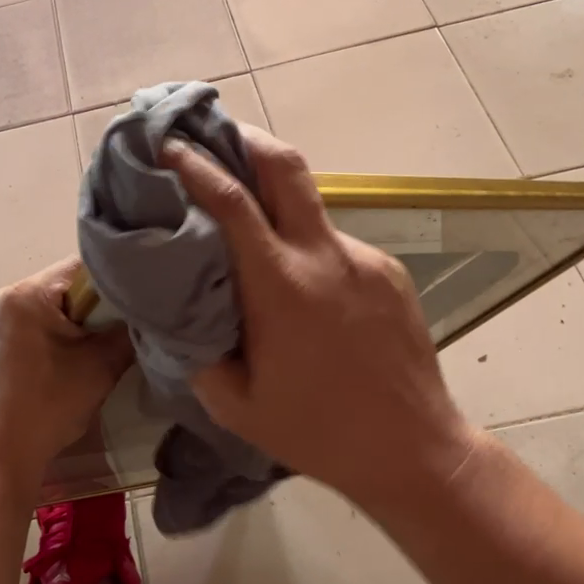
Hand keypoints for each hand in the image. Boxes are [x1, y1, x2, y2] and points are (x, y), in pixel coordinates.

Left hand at [0, 257, 135, 484]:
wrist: (4, 454)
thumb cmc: (49, 404)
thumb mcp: (100, 366)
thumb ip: (126, 332)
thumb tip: (147, 316)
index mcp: (25, 293)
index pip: (81, 268)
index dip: (114, 283)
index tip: (135, 304)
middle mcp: (5, 298)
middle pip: (65, 288)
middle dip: (95, 308)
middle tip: (122, 328)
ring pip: (51, 309)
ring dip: (77, 325)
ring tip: (101, 347)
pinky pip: (35, 327)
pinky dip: (58, 338)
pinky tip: (72, 362)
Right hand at [162, 127, 480, 509]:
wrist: (414, 449)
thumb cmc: (316, 432)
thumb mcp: (234, 403)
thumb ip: (197, 347)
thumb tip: (175, 309)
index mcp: (281, 286)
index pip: (233, 202)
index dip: (196, 165)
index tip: (169, 145)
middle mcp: (325, 256)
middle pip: (286, 166)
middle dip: (246, 138)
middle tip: (214, 134)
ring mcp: (363, 259)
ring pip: (311, 205)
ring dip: (275, 198)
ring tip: (250, 223)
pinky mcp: (388, 271)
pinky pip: (334, 243)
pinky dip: (305, 245)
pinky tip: (301, 283)